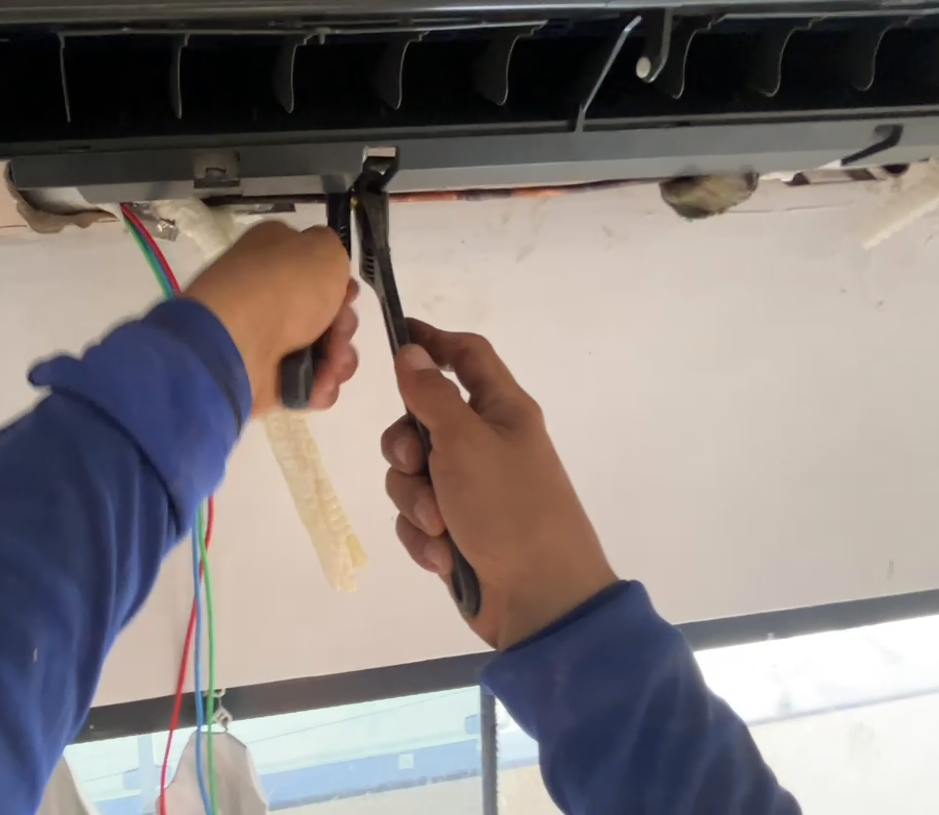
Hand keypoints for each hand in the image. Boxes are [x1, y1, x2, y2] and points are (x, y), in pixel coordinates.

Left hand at [185, 220, 359, 413]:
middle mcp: (268, 295)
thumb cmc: (283, 286)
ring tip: (331, 362)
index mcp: (273, 256)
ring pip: (324, 350)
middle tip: (338, 329)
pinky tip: (319, 383)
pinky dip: (320, 384)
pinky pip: (309, 384)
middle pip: (326, 313)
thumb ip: (331, 251)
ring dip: (338, 357)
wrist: (237, 340)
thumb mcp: (322, 248)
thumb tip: (324, 269)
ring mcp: (267, 338)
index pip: (316, 269)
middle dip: (343, 325)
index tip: (348, 295)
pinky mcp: (268, 378)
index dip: (340, 284)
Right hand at [381, 321, 616, 648]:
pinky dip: (423, 533)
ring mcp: (470, 487)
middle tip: (418, 465)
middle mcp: (484, 442)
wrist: (541, 603)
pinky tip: (443, 553)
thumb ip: (430, 395)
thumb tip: (410, 352)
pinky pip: (416, 512)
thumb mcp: (465, 443)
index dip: (433, 340)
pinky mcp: (456, 526)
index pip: (466, 356)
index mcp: (501, 411)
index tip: (396, 334)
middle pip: (422, 417)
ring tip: (439, 524)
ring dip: (415, 498)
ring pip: (411, 470)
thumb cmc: (509, 509)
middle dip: (406, 445)